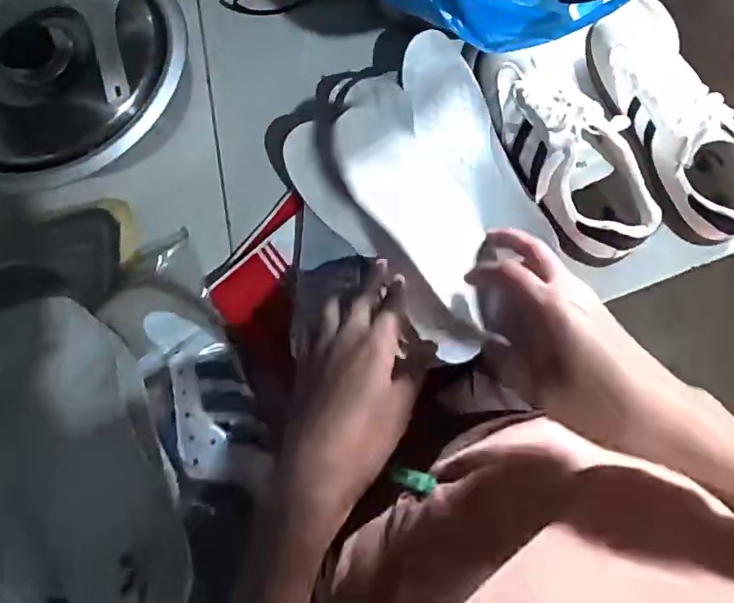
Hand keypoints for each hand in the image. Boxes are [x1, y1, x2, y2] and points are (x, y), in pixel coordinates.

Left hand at [278, 259, 432, 528]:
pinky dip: (321, 317)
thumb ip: (415, 370)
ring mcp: (320, 347)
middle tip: (378, 264)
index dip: (397, 290)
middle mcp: (346, 335)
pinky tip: (322, 322)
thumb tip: (431, 344)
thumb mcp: (401, 406)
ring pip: (330, 307)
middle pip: (359, 298)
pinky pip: (312, 327)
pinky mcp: (302, 363)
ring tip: (350, 288)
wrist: (313, 468)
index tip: (401, 276)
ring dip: (344, 294)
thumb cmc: (367, 439)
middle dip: (371, 280)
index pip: (390, 307)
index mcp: (375, 342)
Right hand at [467, 229, 717, 460]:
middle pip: (535, 249)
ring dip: (525, 256)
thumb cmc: (599, 405)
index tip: (466, 280)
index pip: (509, 273)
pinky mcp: (598, 308)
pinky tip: (531, 299)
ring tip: (503, 271)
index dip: (484, 272)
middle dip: (508, 240)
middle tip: (485, 242)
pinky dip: (540, 273)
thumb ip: (510, 365)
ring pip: (550, 261)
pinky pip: (560, 277)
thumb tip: (487, 345)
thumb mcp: (545, 393)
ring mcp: (587, 296)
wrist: (659, 411)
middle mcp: (569, 290)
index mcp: (552, 306)